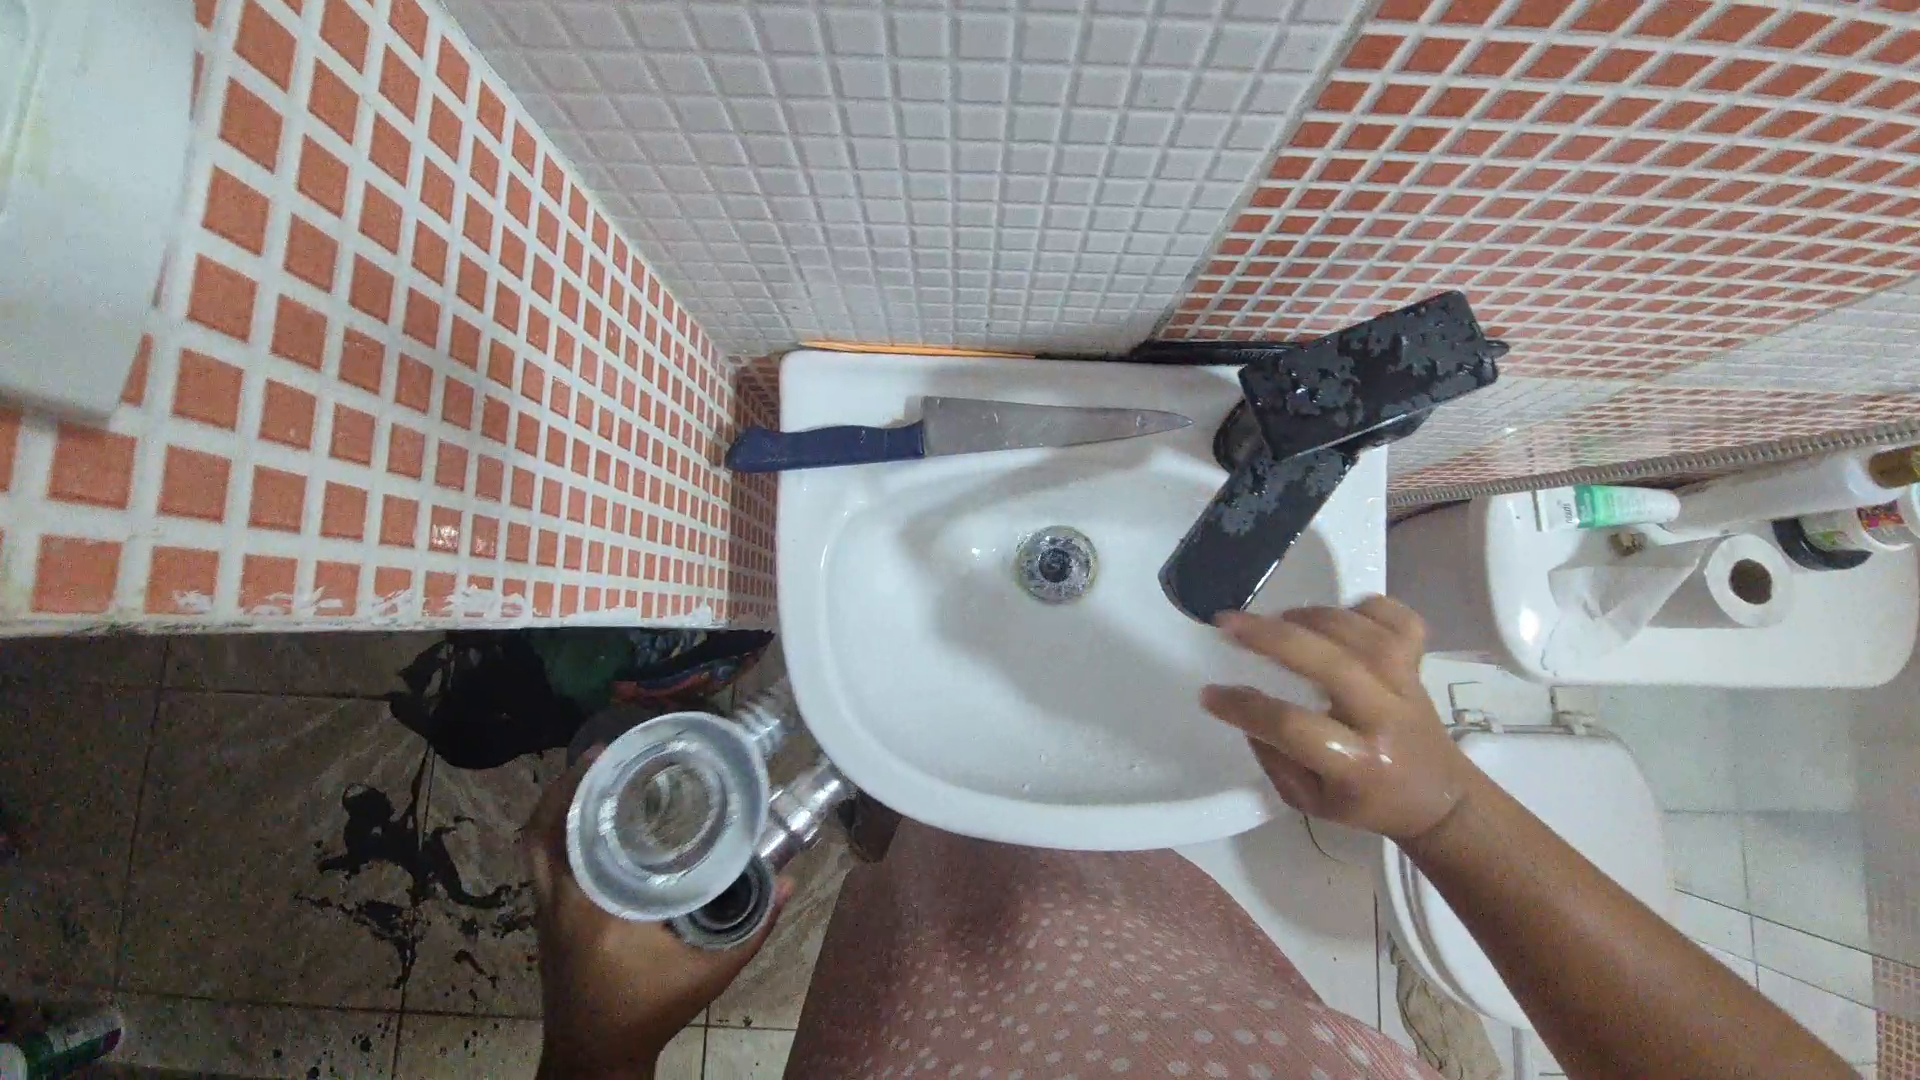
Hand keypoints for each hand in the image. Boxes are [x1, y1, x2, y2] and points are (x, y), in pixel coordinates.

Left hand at [521, 749, 784, 1078]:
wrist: (595, 1059)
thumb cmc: (650, 1012)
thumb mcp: (709, 972)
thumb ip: (753, 926)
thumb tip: (790, 880)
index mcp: (593, 911)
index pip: (572, 840)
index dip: (579, 793)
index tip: (608, 757)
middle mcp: (558, 905)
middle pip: (540, 835)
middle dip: (564, 788)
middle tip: (604, 755)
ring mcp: (545, 913)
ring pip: (533, 848)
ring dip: (555, 807)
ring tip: (593, 776)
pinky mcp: (545, 920)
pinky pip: (540, 864)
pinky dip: (556, 833)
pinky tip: (591, 820)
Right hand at [1201, 596, 1476, 842]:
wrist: (1442, 798)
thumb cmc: (1367, 802)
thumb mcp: (1309, 801)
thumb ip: (1274, 759)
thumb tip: (1248, 710)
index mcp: (1359, 765)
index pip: (1293, 727)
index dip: (1243, 707)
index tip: (1208, 694)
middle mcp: (1385, 719)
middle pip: (1331, 665)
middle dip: (1273, 638)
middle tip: (1228, 624)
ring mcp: (1407, 686)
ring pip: (1361, 635)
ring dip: (1309, 617)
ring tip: (1273, 618)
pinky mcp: (1419, 665)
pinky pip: (1398, 620)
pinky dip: (1365, 608)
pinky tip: (1334, 615)